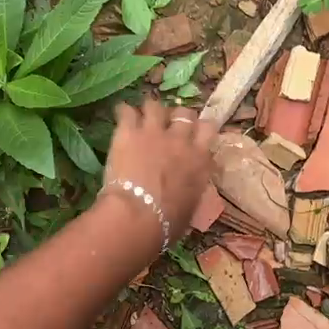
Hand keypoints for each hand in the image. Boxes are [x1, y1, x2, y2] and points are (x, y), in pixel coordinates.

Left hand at [101, 99, 214, 244]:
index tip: (193, 131)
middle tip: (167, 124)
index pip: (208, 128)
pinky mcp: (128, 132)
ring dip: (150, 110)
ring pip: (155, 106)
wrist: (138, 215)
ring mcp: (153, 132)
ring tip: (142, 117)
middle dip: (176, 116)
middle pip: (184, 113)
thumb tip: (192, 183)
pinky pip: (126, 110)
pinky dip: (123, 111)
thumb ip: (194, 186)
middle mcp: (180, 140)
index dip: (199, 127)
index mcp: (199, 159)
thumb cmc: (168, 222)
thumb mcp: (192, 206)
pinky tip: (120, 113)